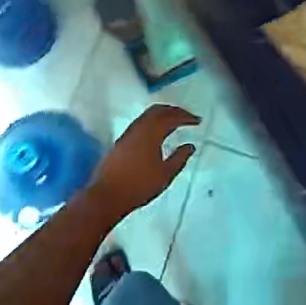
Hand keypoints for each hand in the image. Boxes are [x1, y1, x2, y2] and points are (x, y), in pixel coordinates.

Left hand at [84, 104, 199, 218]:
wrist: (108, 194)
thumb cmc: (140, 185)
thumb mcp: (165, 174)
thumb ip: (179, 158)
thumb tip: (190, 146)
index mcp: (151, 133)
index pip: (171, 117)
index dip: (186, 116)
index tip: (198, 120)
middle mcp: (138, 128)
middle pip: (157, 110)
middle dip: (174, 110)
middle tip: (187, 116)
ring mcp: (127, 133)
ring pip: (147, 115)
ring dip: (162, 115)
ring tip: (174, 122)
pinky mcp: (121, 141)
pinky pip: (140, 123)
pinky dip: (152, 122)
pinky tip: (157, 133)